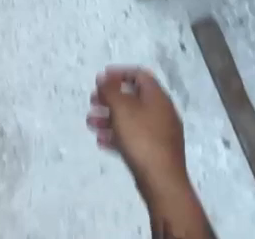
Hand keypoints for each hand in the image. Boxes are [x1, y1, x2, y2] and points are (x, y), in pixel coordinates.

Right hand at [88, 66, 210, 238]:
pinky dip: (118, 135)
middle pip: (133, 98)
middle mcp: (162, 112)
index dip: (119, 73)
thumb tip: (104, 77)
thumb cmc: (141, 137)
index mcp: (157, 97)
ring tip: (91, 124)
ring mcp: (161, 133)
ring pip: (131, 118)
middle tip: (93, 101)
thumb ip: (110, 89)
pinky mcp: (157, 152)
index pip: (139, 75)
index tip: (101, 78)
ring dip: (109, 118)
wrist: (163, 181)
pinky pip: (135, 137)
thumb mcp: (121, 107)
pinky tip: (102, 142)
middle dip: (110, 98)